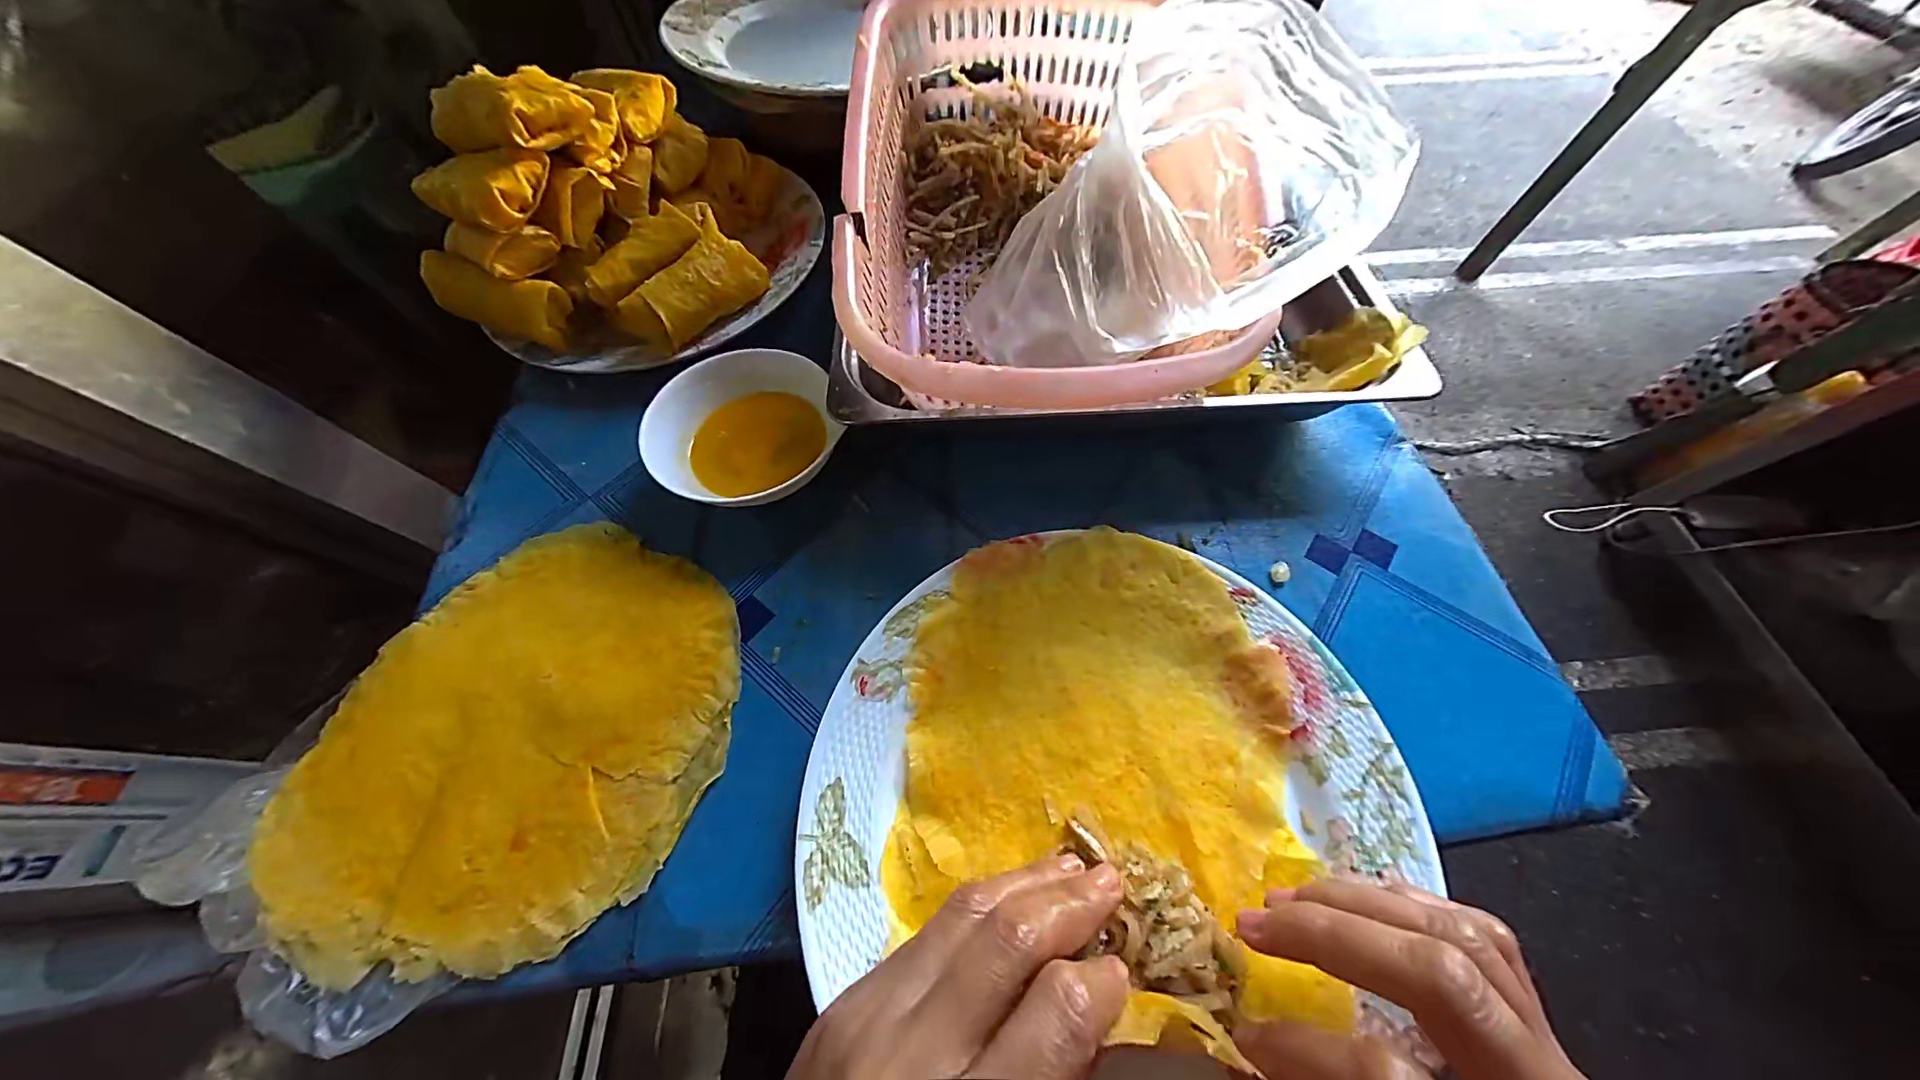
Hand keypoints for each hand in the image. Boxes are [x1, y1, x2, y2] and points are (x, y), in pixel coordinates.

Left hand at [786, 855, 1130, 1079]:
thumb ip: (1047, 1077)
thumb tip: (1095, 998)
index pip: (1052, 1018)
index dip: (1097, 984)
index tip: (1120, 969)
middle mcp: (914, 1056)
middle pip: (1004, 945)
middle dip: (1066, 905)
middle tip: (1111, 881)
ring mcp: (870, 1014)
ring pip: (961, 916)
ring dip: (1024, 883)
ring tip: (1068, 867)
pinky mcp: (848, 995)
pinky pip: (925, 929)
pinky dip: (978, 902)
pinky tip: (1007, 891)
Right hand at [1234, 881, 1584, 1079]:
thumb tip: (1243, 1046)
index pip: (1389, 1074)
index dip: (1304, 1049)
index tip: (1245, 1036)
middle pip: (1439, 975)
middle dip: (1330, 934)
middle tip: (1253, 923)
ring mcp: (1549, 1047)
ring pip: (1463, 938)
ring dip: (1359, 903)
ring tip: (1291, 898)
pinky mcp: (1538, 1019)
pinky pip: (1484, 935)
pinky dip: (1410, 903)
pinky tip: (1362, 895)